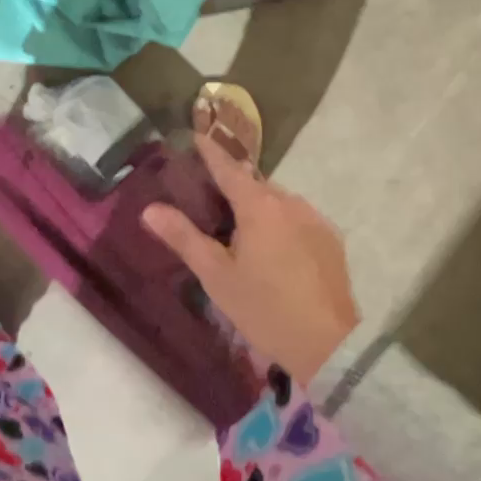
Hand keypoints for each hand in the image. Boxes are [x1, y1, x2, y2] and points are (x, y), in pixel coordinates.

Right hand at [142, 134, 360, 384]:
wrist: (327, 343)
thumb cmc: (264, 308)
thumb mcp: (217, 276)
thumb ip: (184, 238)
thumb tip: (150, 209)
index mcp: (258, 205)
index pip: (228, 168)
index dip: (210, 152)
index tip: (196, 136)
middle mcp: (290, 202)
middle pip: (255, 185)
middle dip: (233, 187)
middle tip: (210, 200)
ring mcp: (314, 219)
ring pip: (279, 202)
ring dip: (259, 208)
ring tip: (241, 232)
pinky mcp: (330, 239)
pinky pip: (298, 220)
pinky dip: (281, 225)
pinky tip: (274, 251)